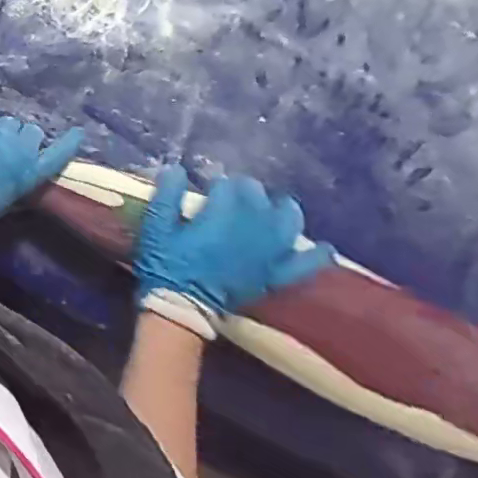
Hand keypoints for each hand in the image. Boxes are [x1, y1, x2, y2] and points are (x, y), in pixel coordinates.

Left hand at [0, 116, 83, 233]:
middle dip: (26, 138)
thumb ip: (23, 188)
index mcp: (33, 170)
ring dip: (7, 132)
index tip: (76, 134)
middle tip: (15, 149)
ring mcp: (0, 134)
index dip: (71, 141)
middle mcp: (22, 148)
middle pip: (33, 132)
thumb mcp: (10, 202)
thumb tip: (28, 187)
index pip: (62, 151)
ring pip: (11, 123)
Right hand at [135, 164, 334, 335]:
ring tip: (273, 206)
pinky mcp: (275, 275)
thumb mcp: (156, 228)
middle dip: (243, 190)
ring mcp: (270, 252)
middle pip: (257, 196)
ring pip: (288, 220)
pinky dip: (315, 254)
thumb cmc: (165, 265)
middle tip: (229, 195)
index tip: (205, 185)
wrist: (180, 309)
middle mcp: (255, 227)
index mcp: (224, 213)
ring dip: (282, 209)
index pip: (227, 185)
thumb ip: (167, 195)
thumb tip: (177, 169)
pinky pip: (305, 263)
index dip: (215, 181)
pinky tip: (321, 247)